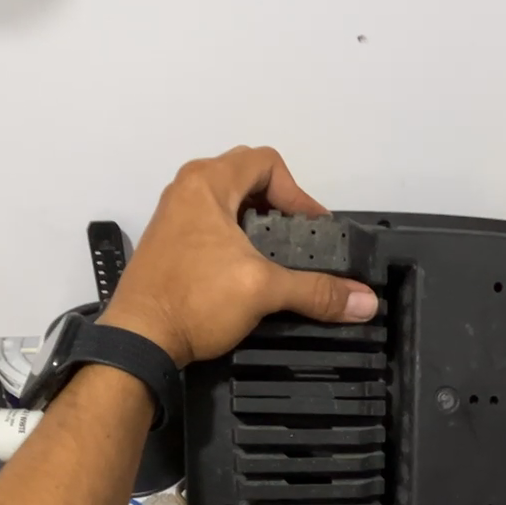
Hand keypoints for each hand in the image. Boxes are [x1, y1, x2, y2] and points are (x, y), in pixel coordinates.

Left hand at [101, 146, 378, 366]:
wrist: (140, 341)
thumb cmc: (194, 300)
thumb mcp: (264, 291)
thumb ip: (317, 291)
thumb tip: (365, 302)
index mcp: (206, 184)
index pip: (266, 163)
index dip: (299, 193)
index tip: (316, 231)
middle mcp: (187, 192)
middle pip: (248, 182)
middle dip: (281, 210)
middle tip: (301, 243)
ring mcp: (176, 220)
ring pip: (232, 208)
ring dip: (261, 229)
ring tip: (281, 262)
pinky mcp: (173, 249)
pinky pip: (216, 231)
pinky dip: (241, 245)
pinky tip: (252, 277)